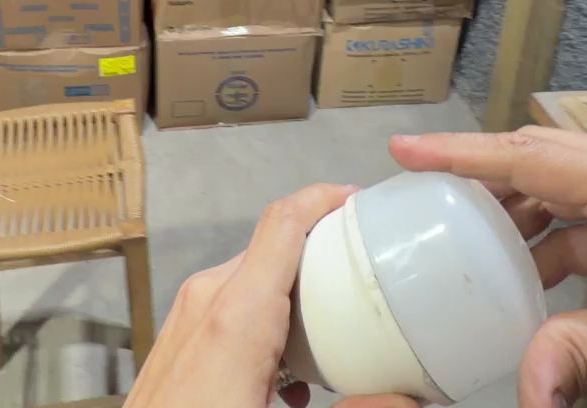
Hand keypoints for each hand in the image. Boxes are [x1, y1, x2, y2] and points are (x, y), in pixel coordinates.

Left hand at [125, 183, 416, 407]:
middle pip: (274, 250)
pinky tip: (289, 375)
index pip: (281, 222)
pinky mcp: (180, 338)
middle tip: (363, 278)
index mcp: (234, 314)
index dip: (322, 198)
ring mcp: (187, 317)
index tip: (357, 200)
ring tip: (334, 336)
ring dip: (297, 296)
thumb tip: (406, 400)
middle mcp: (206, 300)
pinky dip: (269, 321)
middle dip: (322, 257)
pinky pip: (232, 305)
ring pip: (254, 279)